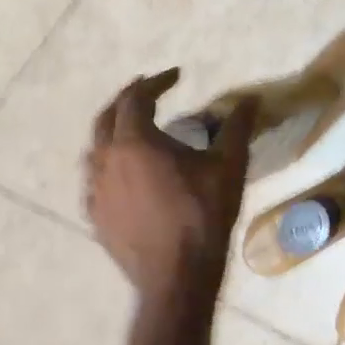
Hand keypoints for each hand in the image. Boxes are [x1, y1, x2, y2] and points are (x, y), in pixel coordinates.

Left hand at [85, 69, 255, 292]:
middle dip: (126, 101)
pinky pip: (97, 177)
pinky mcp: (96, 216)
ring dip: (115, 131)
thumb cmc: (204, 209)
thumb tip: (249, 98)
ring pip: (95, 151)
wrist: (176, 269)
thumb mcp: (231, 162)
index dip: (155, 83)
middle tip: (150, 90)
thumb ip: (237, 125)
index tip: (177, 74)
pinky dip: (112, 160)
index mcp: (136, 144)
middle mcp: (106, 164)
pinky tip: (133, 169)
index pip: (134, 101)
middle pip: (104, 121)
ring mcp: (96, 193)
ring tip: (140, 127)